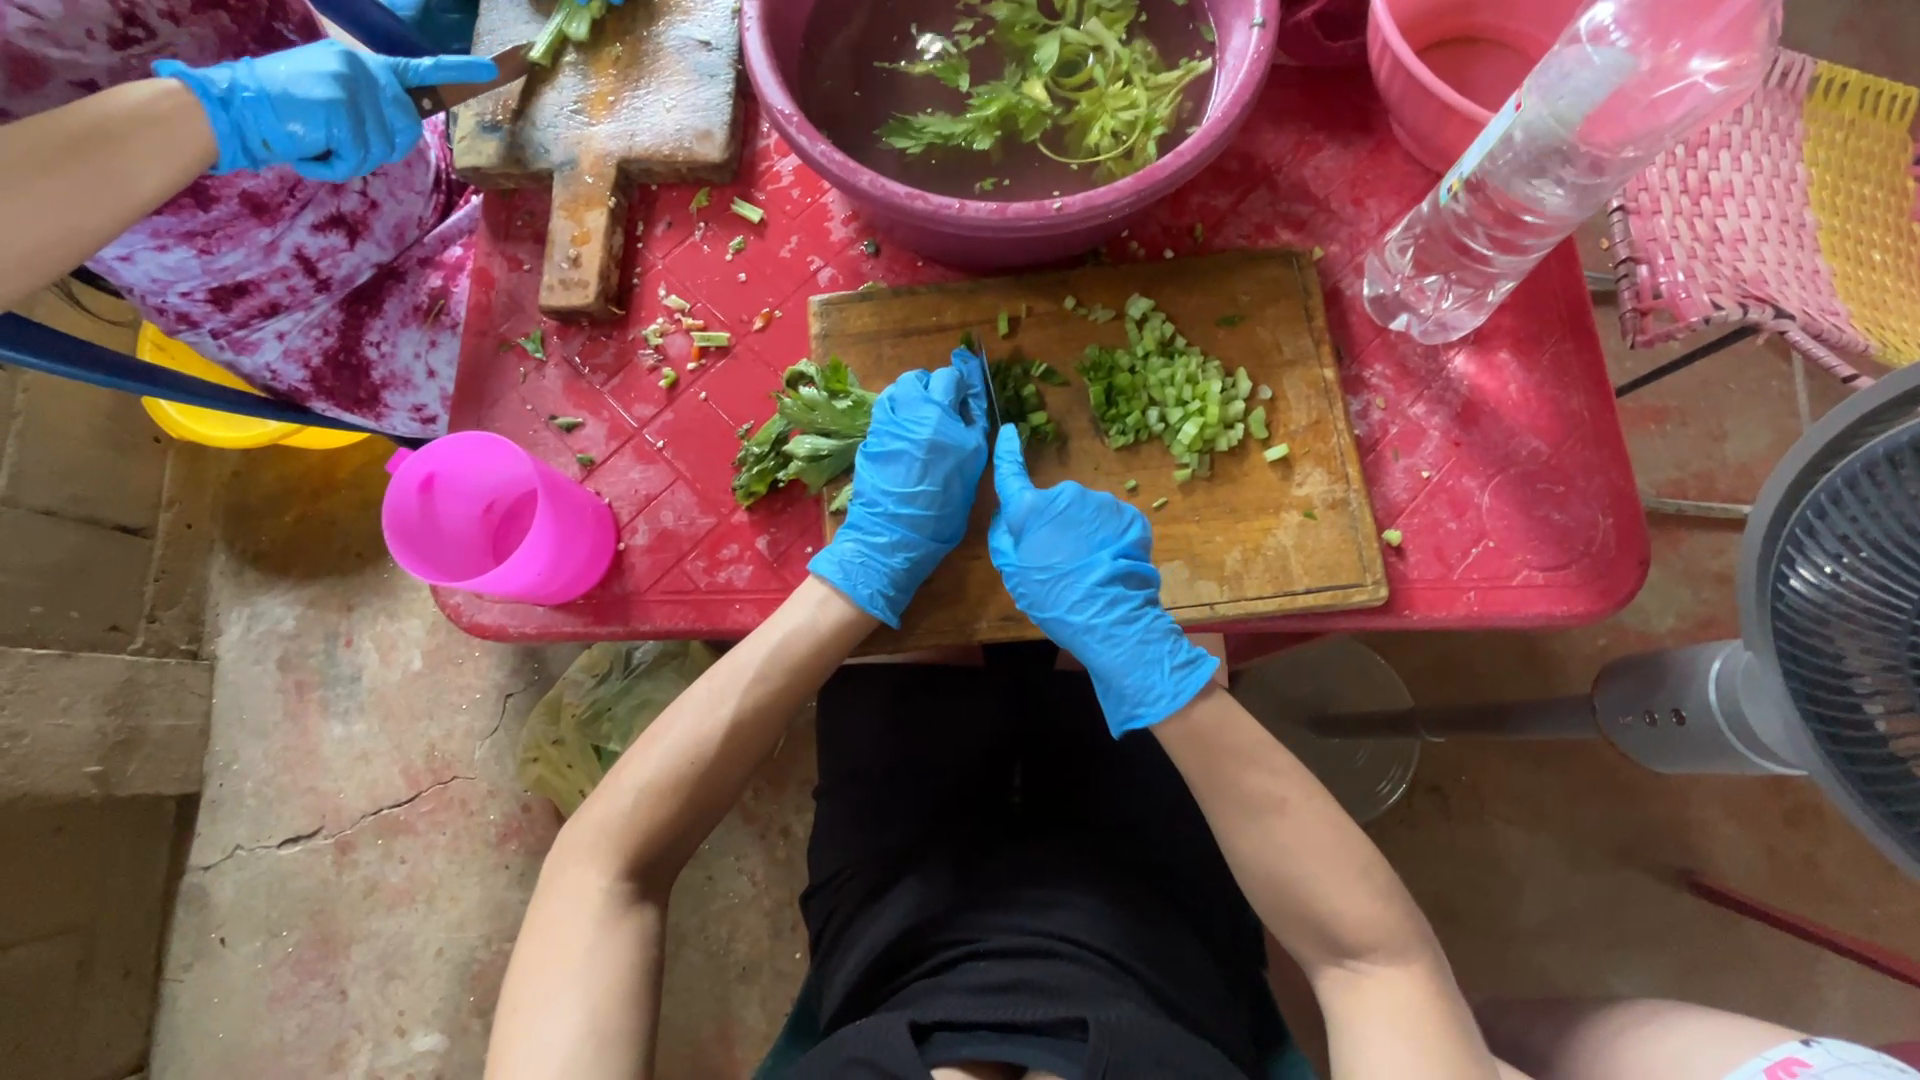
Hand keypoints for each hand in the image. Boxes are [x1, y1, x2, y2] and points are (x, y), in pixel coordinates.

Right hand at [153, 40, 496, 181]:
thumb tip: (407, 119)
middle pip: (405, 132)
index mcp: (363, 66)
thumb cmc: (282, 108)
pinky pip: (356, 161)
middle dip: (375, 148)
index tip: (491, 71)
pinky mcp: (342, 112)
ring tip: (315, 139)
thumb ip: (371, 105)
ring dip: (350, 159)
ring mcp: (353, 90)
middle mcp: (363, 71)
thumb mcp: (333, 96)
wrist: (229, 107)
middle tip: (333, 138)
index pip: (420, 71)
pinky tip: (308, 151)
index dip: (456, 73)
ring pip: (381, 151)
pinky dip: (332, 167)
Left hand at [809, 348, 990, 627]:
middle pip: (937, 378)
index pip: (968, 393)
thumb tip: (968, 416)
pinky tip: (900, 419)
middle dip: (942, 382)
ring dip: (916, 389)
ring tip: (919, 406)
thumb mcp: (969, 477)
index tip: (966, 390)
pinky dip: (897, 402)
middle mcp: (930, 419)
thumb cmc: (939, 517)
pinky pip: (888, 401)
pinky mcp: (876, 429)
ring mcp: (899, 420)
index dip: (967, 386)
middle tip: (943, 398)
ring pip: (907, 383)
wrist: (893, 535)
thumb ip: (971, 440)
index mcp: (961, 435)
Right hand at [988, 427, 1218, 736]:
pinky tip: (1109, 564)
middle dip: (1056, 524)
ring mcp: (1103, 503)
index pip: (1012, 472)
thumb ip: (1005, 538)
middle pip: (1055, 505)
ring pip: (1087, 514)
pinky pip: (1113, 523)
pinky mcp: (1131, 516)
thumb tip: (1008, 516)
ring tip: (1089, 567)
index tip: (1008, 431)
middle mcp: (1067, 494)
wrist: (1109, 616)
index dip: (1007, 451)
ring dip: (1085, 532)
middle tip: (1059, 559)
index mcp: (1032, 508)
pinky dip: (1109, 539)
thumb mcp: (1013, 573)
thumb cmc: (1052, 597)